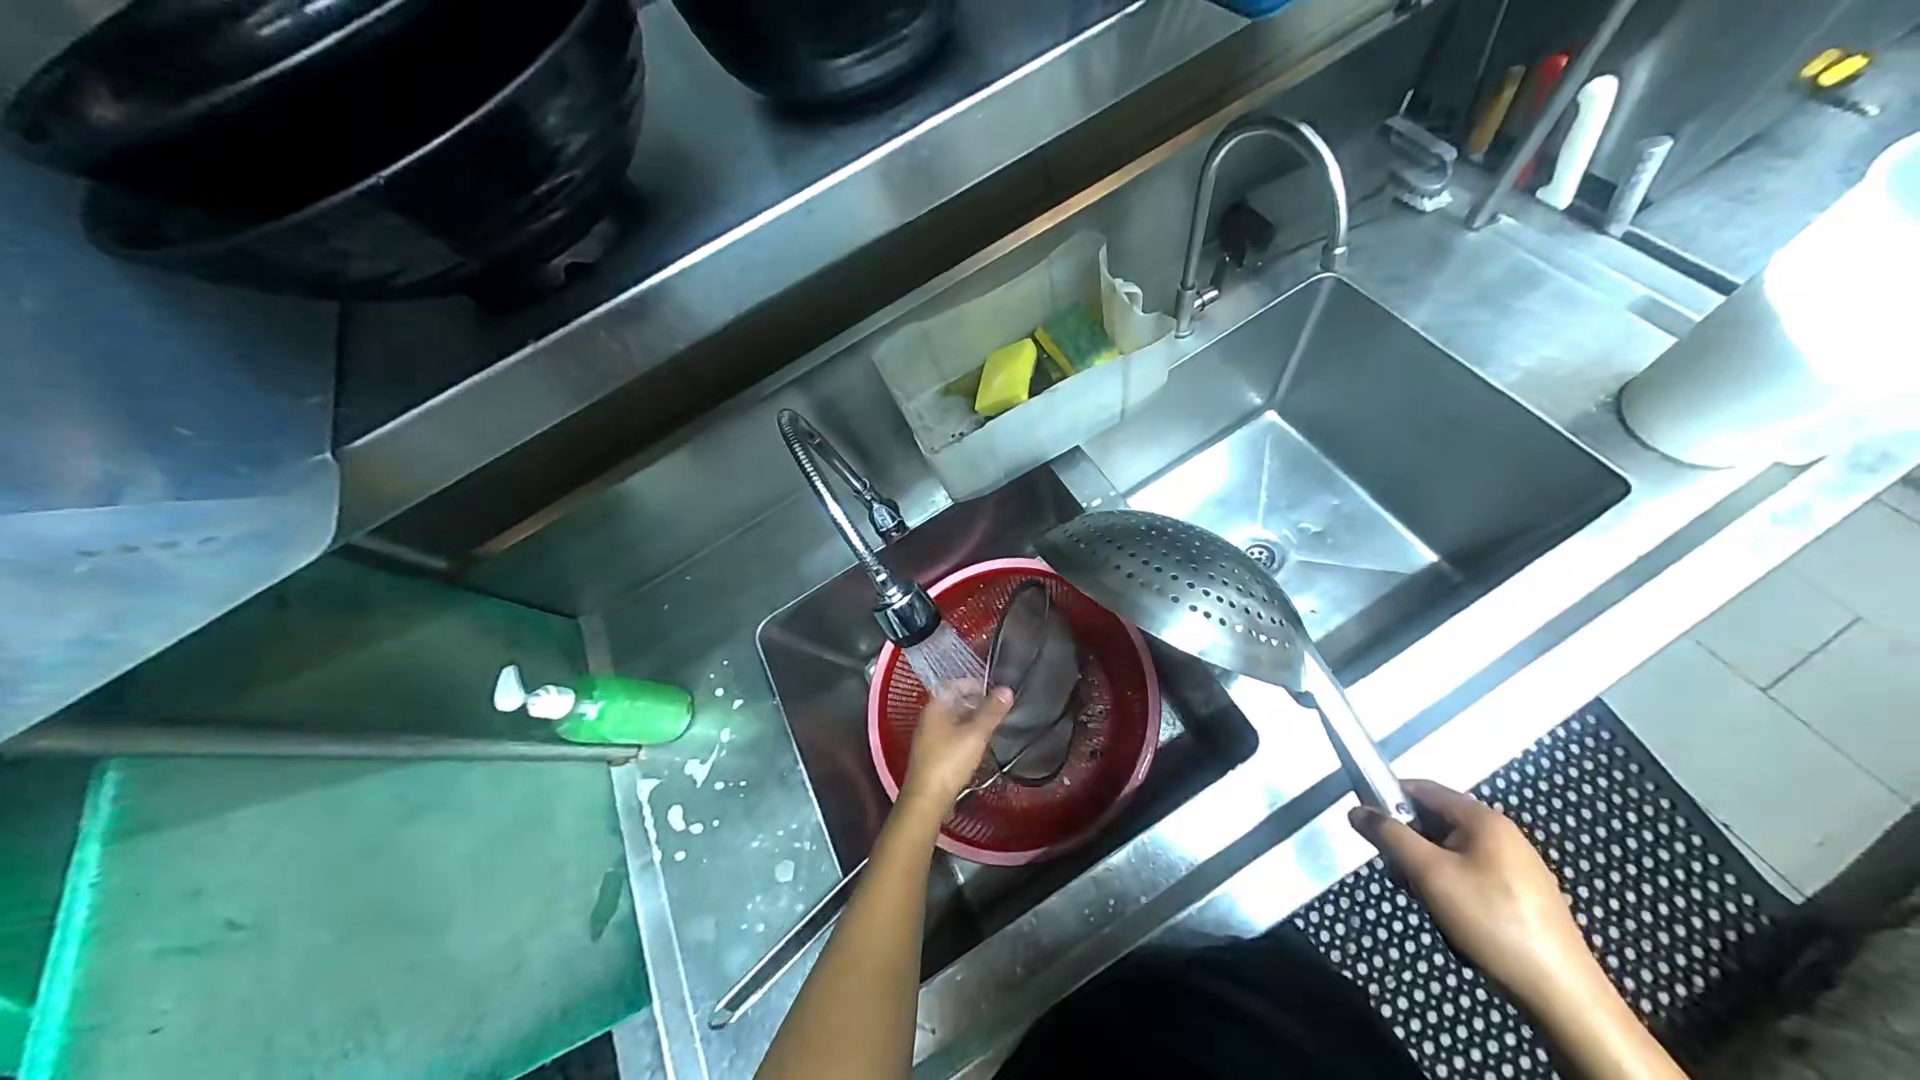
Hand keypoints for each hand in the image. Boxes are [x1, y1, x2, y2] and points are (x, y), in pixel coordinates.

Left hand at [899, 681, 1013, 811]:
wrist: (927, 798)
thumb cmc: (949, 760)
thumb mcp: (975, 734)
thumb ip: (991, 712)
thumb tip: (1006, 689)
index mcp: (935, 707)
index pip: (953, 684)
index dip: (972, 683)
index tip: (992, 690)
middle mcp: (928, 719)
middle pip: (952, 702)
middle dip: (974, 703)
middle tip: (996, 708)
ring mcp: (927, 738)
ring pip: (952, 721)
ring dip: (970, 721)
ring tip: (991, 726)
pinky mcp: (931, 756)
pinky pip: (950, 737)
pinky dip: (964, 736)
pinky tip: (977, 746)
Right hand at [1349, 779, 1610, 1015]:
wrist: (1560, 992)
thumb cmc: (1489, 920)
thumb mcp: (1428, 873)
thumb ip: (1389, 835)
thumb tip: (1356, 810)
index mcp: (1483, 819)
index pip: (1421, 788)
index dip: (1387, 799)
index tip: (1368, 828)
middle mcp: (1502, 834)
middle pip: (1434, 821)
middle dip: (1408, 845)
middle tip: (1401, 877)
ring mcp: (1516, 865)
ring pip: (1449, 851)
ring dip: (1427, 871)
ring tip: (1429, 903)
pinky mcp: (1522, 894)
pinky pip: (1469, 874)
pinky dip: (1450, 888)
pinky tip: (1452, 918)